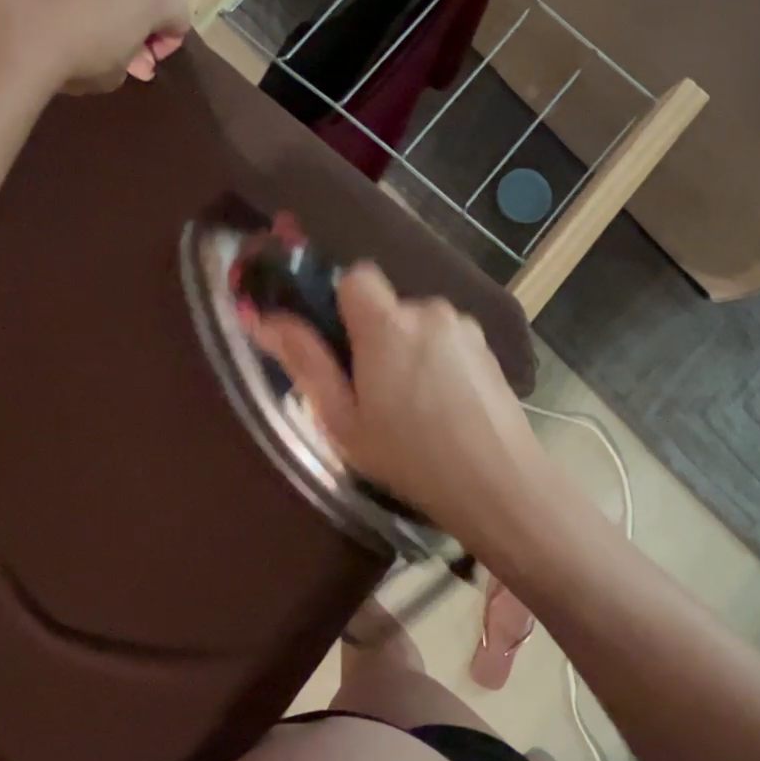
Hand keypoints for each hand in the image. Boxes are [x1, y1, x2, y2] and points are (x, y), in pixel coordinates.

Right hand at [251, 264, 544, 544]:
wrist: (497, 484)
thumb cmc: (408, 456)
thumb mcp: (342, 420)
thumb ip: (304, 362)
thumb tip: (262, 319)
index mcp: (387, 324)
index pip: (356, 276)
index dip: (341, 303)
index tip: (338, 345)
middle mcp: (429, 311)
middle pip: (387, 307)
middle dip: (374, 338)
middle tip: (370, 393)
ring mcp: (465, 330)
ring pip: (418, 327)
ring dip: (408, 353)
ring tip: (412, 409)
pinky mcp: (489, 351)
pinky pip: (447, 343)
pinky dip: (437, 364)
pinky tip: (443, 410)